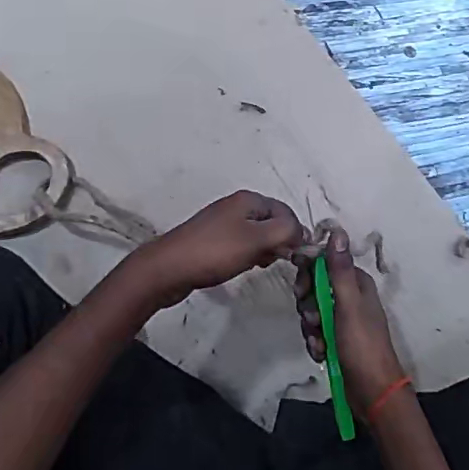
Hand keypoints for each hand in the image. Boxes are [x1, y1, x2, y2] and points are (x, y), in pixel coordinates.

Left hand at [123, 190, 305, 309]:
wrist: (167, 270)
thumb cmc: (215, 252)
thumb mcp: (257, 240)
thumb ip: (286, 231)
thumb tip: (301, 233)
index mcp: (248, 199)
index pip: (286, 211)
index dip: (294, 232)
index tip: (293, 256)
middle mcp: (236, 206)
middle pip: (272, 222)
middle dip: (279, 241)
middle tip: (272, 261)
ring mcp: (222, 223)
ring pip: (257, 235)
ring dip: (263, 250)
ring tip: (256, 265)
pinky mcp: (212, 240)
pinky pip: (241, 244)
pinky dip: (247, 255)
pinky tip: (241, 267)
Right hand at [294, 227, 404, 409]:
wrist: (371, 391)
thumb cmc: (362, 344)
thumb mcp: (348, 304)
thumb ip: (340, 269)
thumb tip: (337, 231)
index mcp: (357, 283)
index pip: (324, 262)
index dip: (309, 273)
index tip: (300, 289)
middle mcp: (350, 296)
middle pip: (315, 286)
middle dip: (308, 304)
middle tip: (312, 320)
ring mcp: (343, 318)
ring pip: (312, 310)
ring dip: (311, 327)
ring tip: (319, 341)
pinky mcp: (336, 337)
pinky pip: (315, 331)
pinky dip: (314, 341)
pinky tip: (321, 352)